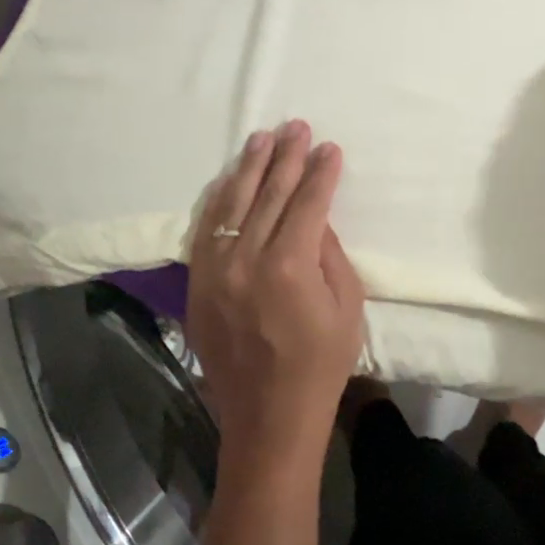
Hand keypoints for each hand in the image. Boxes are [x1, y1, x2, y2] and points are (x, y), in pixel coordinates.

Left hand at [186, 120, 364, 456]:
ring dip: (250, 169)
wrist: (269, 416)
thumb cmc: (321, 363)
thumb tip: (316, 219)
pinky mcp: (198, 286)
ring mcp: (216, 272)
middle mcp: (246, 260)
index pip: (308, 203)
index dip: (322, 173)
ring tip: (263, 139)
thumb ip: (330, 254)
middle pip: (269, 195)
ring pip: (232, 206)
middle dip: (287, 158)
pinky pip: (206, 231)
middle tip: (297, 127)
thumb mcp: (347, 305)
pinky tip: (231, 180)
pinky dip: (219, 201)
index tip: (331, 148)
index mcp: (289, 265)